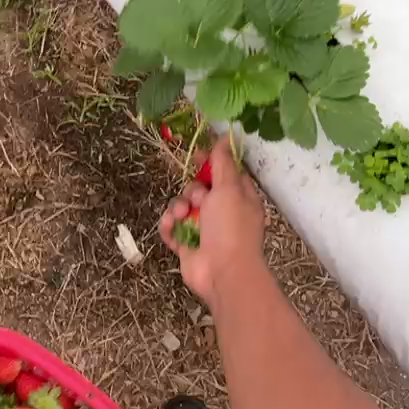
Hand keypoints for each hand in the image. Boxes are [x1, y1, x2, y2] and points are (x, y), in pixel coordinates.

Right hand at [159, 134, 266, 305]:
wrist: (223, 272)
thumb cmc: (231, 228)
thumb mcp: (229, 189)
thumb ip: (223, 163)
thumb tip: (226, 136)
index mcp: (238, 197)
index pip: (223, 173)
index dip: (209, 163)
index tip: (197, 157)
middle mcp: (222, 212)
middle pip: (198, 188)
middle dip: (191, 190)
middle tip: (196, 200)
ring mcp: (204, 230)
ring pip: (182, 207)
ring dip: (177, 208)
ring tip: (181, 216)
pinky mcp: (187, 245)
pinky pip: (172, 228)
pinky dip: (169, 226)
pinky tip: (171, 227)